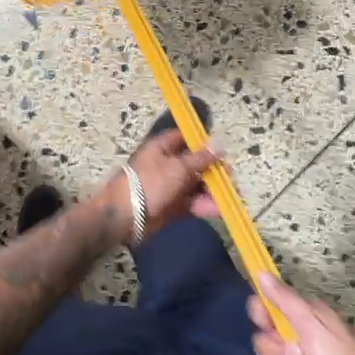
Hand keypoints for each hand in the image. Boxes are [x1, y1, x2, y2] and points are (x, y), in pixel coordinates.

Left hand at [100, 128, 221, 243]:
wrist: (125, 216)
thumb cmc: (151, 183)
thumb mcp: (178, 167)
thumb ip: (200, 158)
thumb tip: (219, 144)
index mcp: (163, 148)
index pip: (184, 138)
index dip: (202, 143)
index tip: (220, 152)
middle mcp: (166, 164)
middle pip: (194, 164)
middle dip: (212, 172)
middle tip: (229, 179)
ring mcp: (168, 186)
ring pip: (194, 185)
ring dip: (210, 191)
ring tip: (227, 199)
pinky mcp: (170, 206)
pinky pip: (190, 203)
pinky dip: (202, 206)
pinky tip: (217, 210)